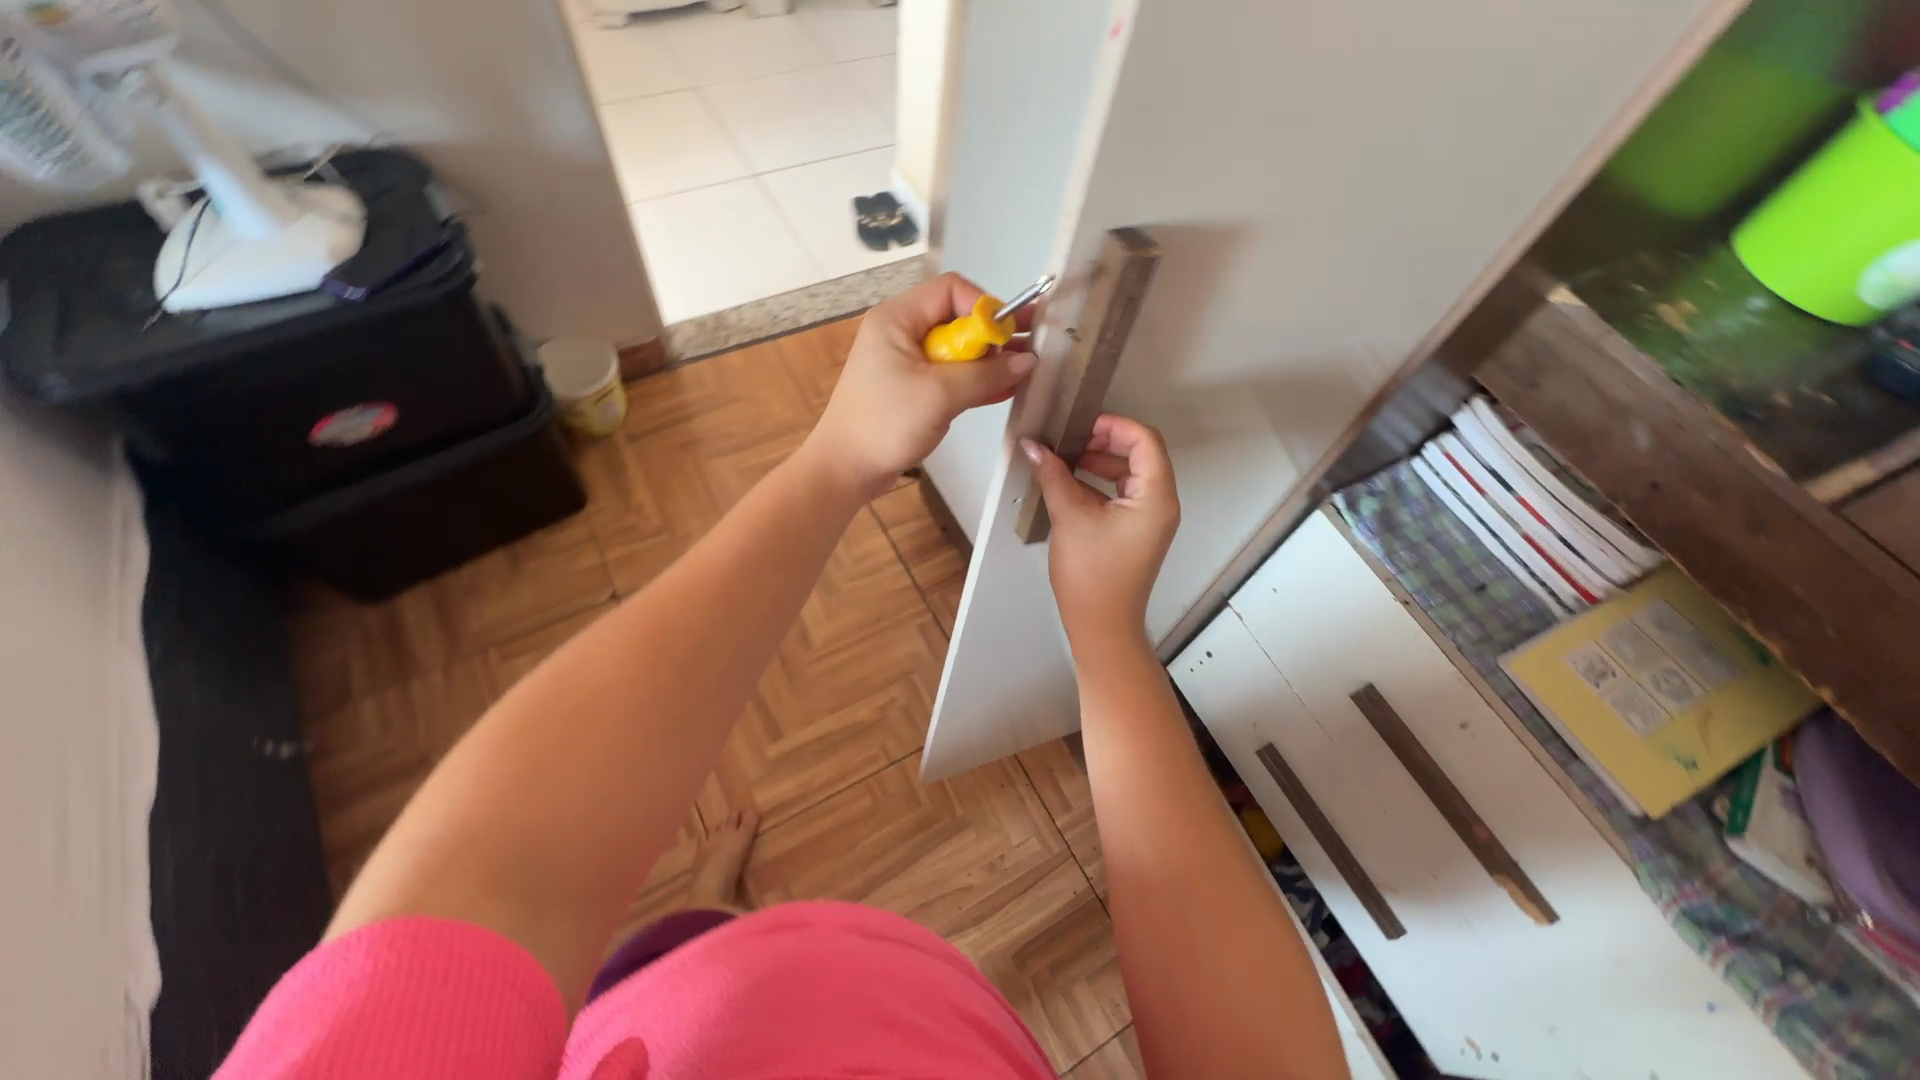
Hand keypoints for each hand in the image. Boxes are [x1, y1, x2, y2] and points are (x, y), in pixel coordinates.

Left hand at [805, 273, 1036, 496]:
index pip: (951, 290)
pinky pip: (951, 375)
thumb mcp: (941, 394)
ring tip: (1025, 370)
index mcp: (898, 318)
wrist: (846, 469)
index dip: (983, 307)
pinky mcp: (913, 389)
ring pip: (957, 350)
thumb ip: (987, 374)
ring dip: (989, 361)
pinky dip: (976, 380)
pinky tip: (1006, 389)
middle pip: (957, 318)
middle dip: (993, 335)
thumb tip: (1028, 361)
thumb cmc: (885, 423)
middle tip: (1030, 349)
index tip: (1006, 336)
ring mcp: (907, 362)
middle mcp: (902, 332)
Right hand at [1022, 414, 1179, 651]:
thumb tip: (1033, 446)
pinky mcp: (1136, 531)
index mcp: (1156, 497)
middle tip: (1069, 440)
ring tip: (1063, 460)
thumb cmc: (1093, 577)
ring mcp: (1150, 518)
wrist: (1101, 626)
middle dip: (1104, 441)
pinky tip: (1069, 484)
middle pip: (1140, 454)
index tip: (1081, 424)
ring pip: (1130, 473)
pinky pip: (1122, 493)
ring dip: (1099, 461)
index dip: (1114, 426)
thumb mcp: (1070, 518)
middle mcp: (1161, 503)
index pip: (1145, 441)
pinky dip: (1099, 482)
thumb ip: (1053, 476)